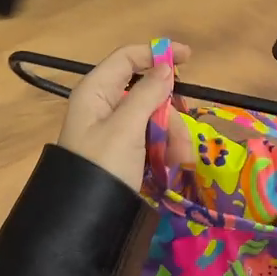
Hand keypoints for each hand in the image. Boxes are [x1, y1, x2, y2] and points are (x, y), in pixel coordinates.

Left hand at [56, 41, 188, 189]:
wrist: (86, 222)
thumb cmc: (103, 165)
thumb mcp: (126, 128)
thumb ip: (147, 94)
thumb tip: (165, 66)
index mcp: (96, 90)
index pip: (128, 58)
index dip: (156, 53)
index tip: (189, 58)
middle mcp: (104, 104)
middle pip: (146, 91)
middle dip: (169, 112)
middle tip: (183, 135)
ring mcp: (113, 129)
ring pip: (152, 117)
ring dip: (170, 135)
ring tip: (179, 161)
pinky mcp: (123, 152)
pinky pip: (149, 139)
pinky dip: (163, 149)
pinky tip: (171, 167)